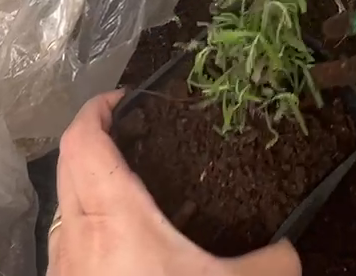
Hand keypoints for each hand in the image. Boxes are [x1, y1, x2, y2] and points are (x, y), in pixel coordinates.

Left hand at [50, 91, 299, 275]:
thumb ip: (269, 264)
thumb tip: (292, 253)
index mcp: (111, 215)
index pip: (83, 139)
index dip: (97, 107)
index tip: (127, 96)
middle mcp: (76, 235)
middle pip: (68, 161)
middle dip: (96, 135)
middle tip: (134, 128)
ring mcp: (63, 269)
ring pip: (63, 202)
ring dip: (87, 180)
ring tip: (128, 179)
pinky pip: (67, 239)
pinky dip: (87, 220)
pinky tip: (120, 241)